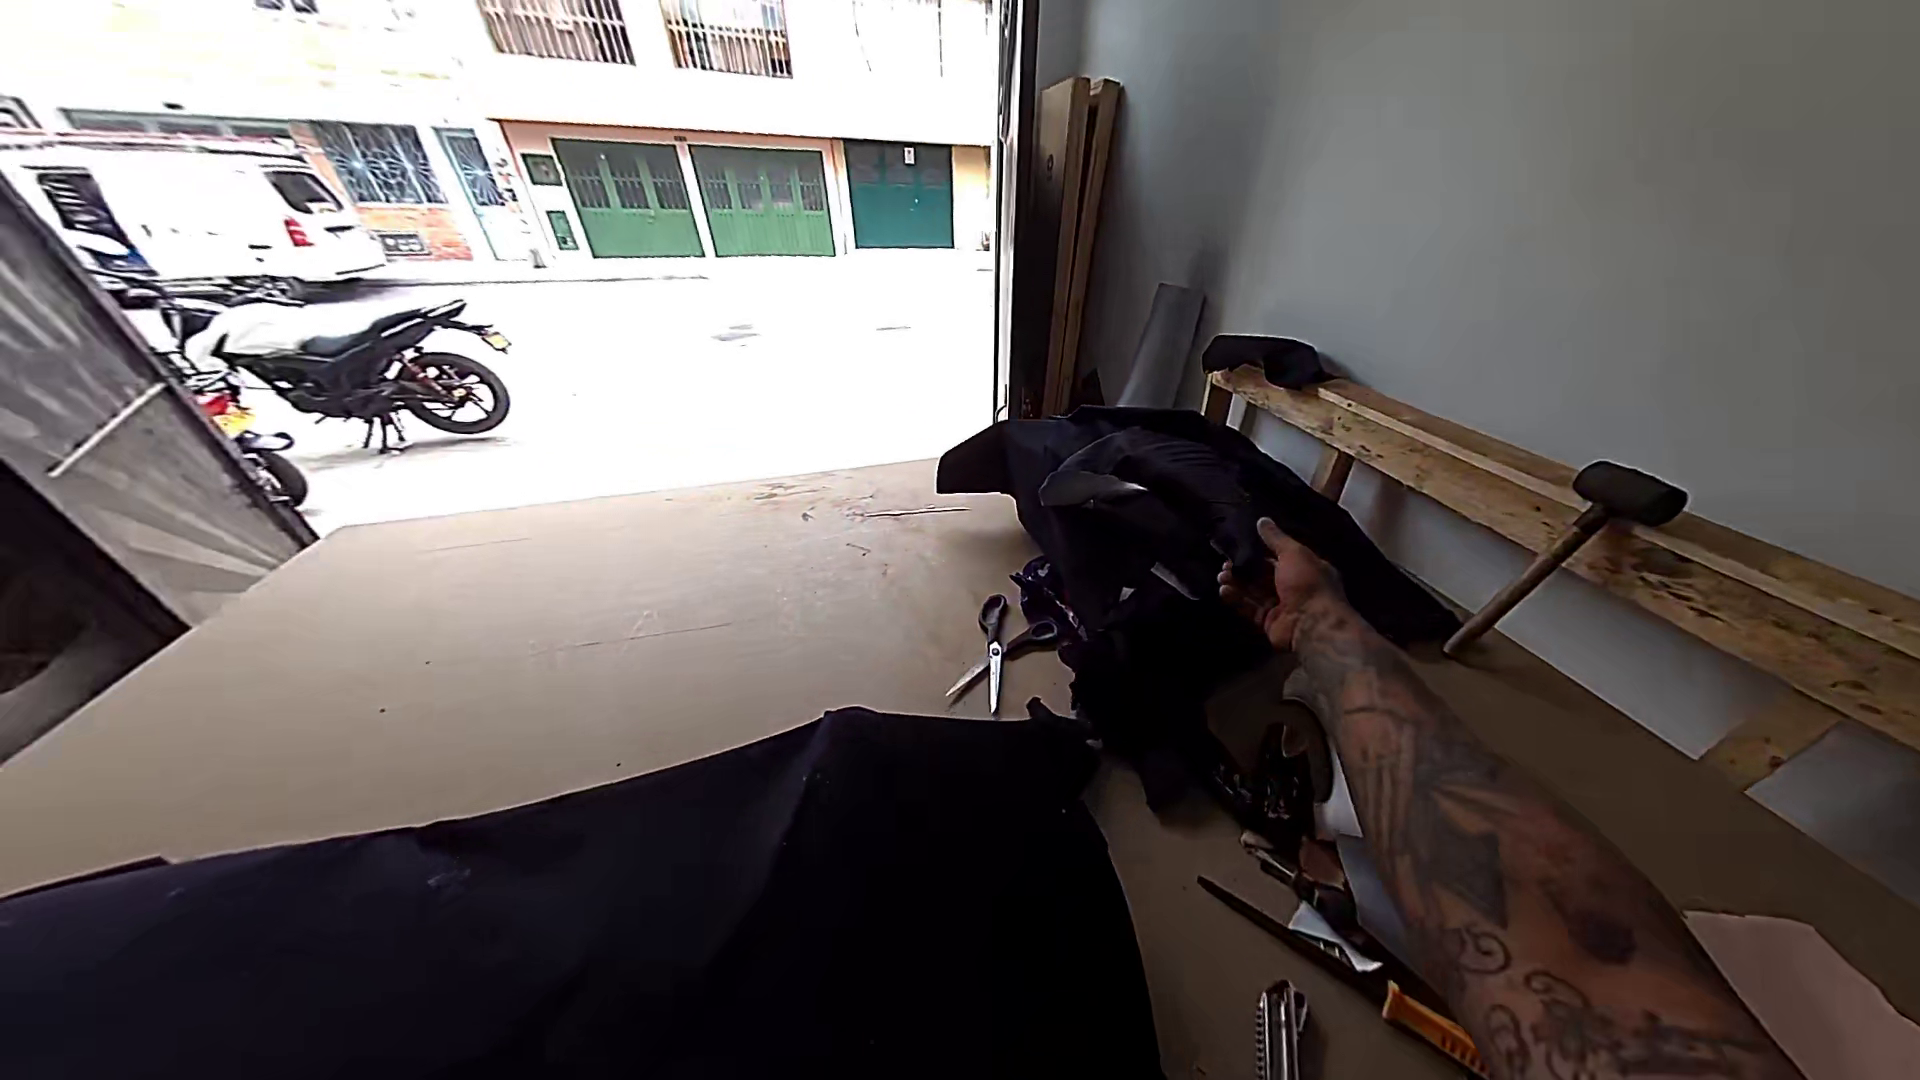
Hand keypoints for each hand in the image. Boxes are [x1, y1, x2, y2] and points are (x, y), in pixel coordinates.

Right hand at [1217, 517, 1345, 652]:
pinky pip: (1249, 607)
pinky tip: (1224, 591)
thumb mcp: (1294, 554)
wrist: (1313, 625)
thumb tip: (1262, 520)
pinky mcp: (1268, 621)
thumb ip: (1276, 538)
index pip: (1277, 557)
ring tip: (1221, 577)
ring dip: (1236, 583)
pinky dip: (1236, 599)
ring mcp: (1280, 605)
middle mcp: (1293, 586)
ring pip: (1253, 591)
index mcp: (1305, 568)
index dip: (1258, 552)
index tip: (1238, 547)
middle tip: (1225, 564)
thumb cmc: (1307, 584)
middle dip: (1243, 568)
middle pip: (1262, 574)